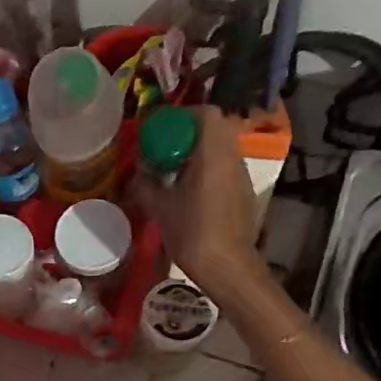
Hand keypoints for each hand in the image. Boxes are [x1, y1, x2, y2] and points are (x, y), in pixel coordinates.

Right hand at [142, 106, 263, 294]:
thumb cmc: (193, 232)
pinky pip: (225, 170)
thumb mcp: (161, 207)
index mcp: (213, 152)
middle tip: (166, 150)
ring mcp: (242, 175)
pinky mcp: (244, 194)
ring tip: (175, 171)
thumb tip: (136, 174)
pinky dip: (209, 171)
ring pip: (222, 150)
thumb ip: (146, 185)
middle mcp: (232, 156)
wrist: (227, 267)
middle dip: (190, 135)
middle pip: (215, 129)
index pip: (206, 113)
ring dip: (200, 154)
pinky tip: (191, 192)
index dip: (184, 116)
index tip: (163, 129)